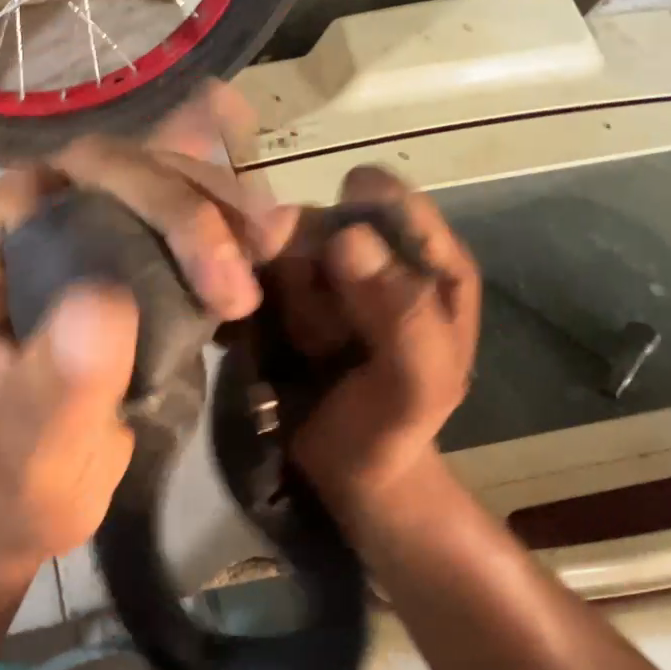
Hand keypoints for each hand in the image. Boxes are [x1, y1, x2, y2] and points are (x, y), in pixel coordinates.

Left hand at [0, 86, 295, 572]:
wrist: (30, 513)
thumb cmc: (15, 487)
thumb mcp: (32, 448)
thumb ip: (60, 380)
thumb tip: (106, 297)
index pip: (29, 192)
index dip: (107, 190)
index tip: (189, 243)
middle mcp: (14, 249)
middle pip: (93, 174)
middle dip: (175, 200)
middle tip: (240, 263)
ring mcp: (63, 254)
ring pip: (134, 186)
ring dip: (205, 203)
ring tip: (269, 238)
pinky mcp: (105, 272)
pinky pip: (156, 223)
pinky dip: (212, 222)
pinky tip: (264, 232)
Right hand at [275, 166, 480, 508]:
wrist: (338, 468)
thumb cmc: (391, 428)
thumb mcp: (415, 384)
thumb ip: (400, 316)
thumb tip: (348, 236)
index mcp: (429, 259)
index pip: (387, 201)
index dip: (351, 220)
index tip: (327, 258)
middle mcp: (374, 250)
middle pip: (321, 215)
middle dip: (304, 265)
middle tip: (313, 330)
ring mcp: (323, 267)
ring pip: (276, 238)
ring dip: (270, 285)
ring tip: (290, 340)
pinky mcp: (279, 286)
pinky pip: (248, 263)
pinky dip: (240, 289)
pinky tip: (250, 329)